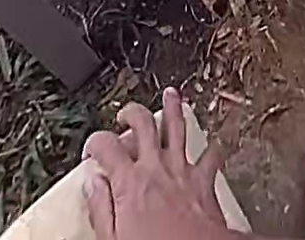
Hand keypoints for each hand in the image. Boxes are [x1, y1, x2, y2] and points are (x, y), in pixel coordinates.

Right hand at [83, 88, 237, 239]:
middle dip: (133, 112)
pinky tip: (213, 141)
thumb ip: (101, 210)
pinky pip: (211, 154)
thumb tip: (92, 184)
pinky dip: (212, 146)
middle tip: (126, 114)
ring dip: (173, 108)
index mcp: (130, 183)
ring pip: (177, 127)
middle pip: (144, 124)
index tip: (92, 149)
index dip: (96, 143)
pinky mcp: (204, 178)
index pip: (107, 147)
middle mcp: (156, 167)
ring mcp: (182, 169)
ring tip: (171, 94)